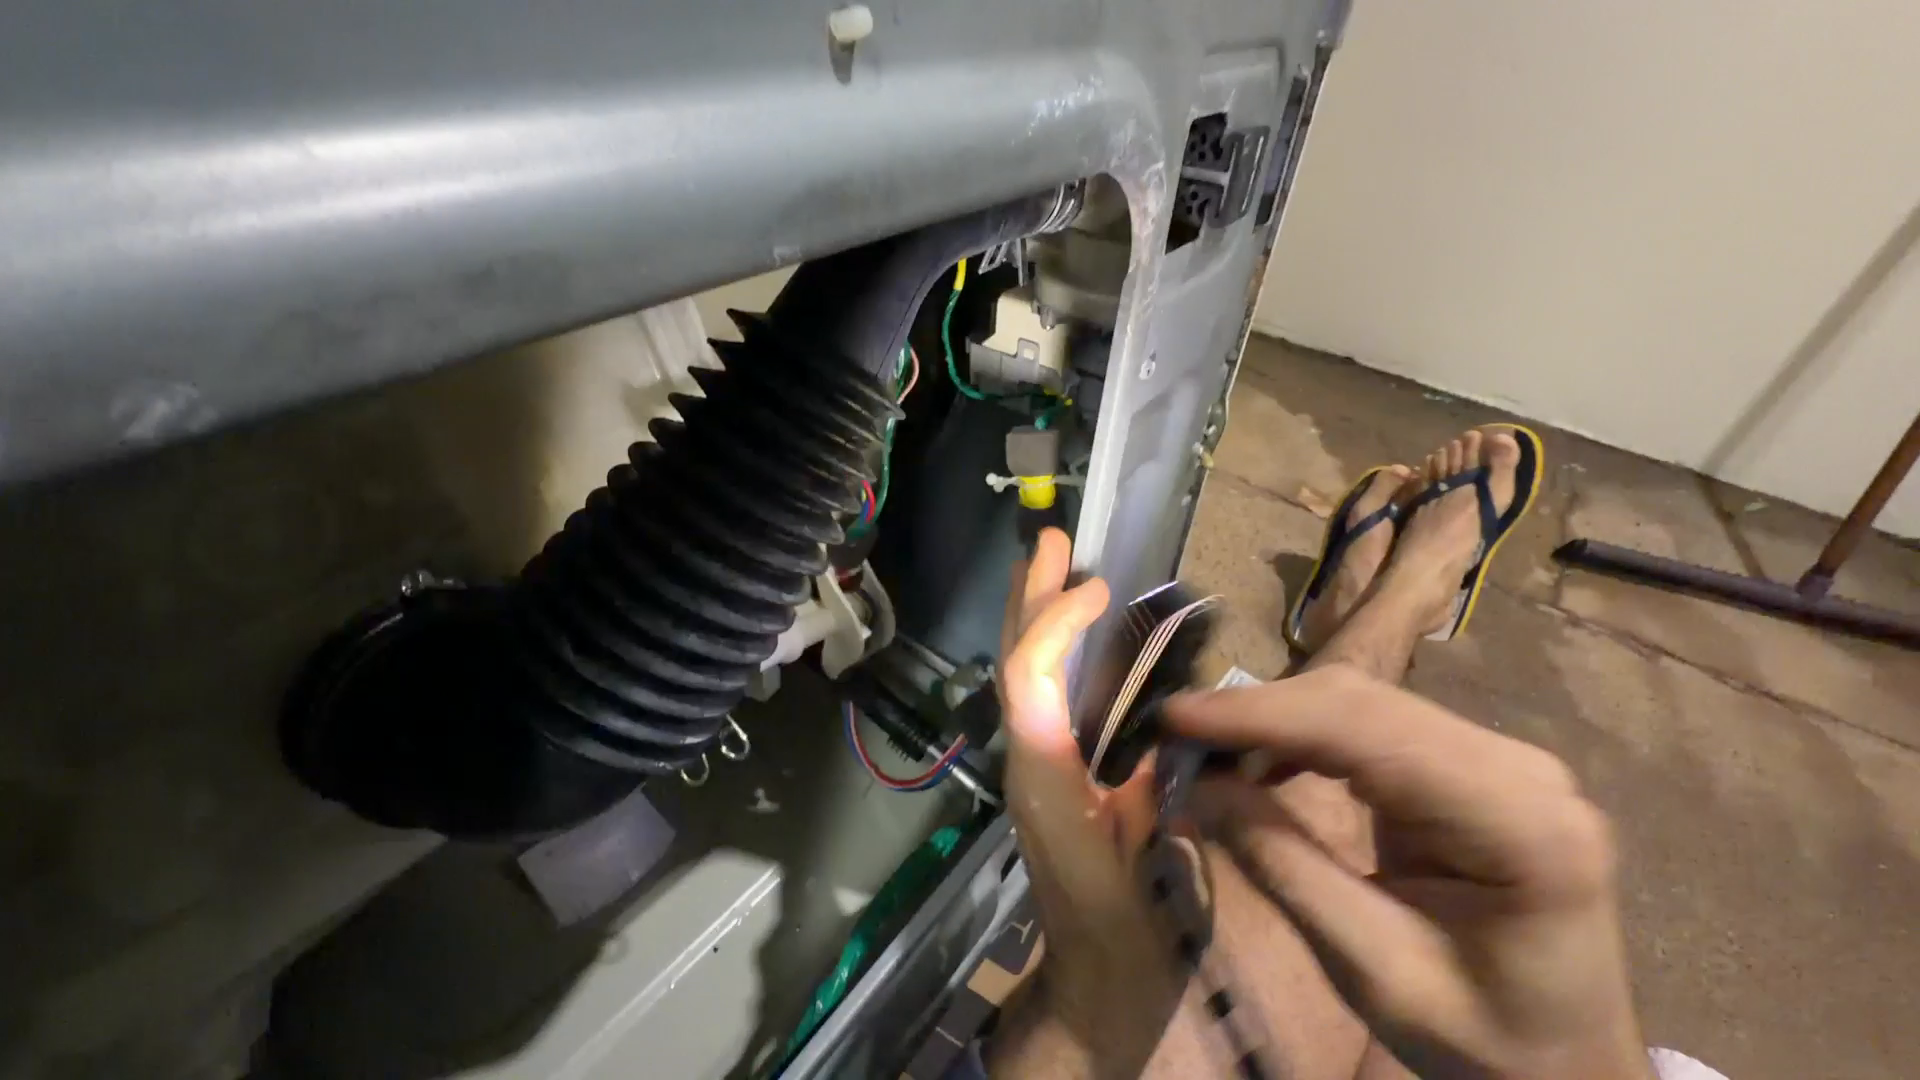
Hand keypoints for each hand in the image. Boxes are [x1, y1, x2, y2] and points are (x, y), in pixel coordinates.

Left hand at [987, 528, 1182, 1076]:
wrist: (1095, 976)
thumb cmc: (1127, 926)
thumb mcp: (1150, 852)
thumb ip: (1153, 782)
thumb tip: (1173, 717)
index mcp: (1044, 775)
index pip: (1028, 680)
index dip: (1055, 624)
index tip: (1097, 587)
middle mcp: (1025, 758)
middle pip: (1013, 661)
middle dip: (1029, 596)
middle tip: (1052, 540)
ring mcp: (1031, 762)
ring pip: (1021, 672)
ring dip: (1037, 615)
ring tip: (1058, 565)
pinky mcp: (1045, 769)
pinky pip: (1044, 693)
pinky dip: (1057, 651)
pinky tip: (1082, 636)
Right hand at [1170, 665, 1650, 1079]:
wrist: (1562, 1064)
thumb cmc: (1480, 1040)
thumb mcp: (1372, 969)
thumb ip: (1284, 867)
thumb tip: (1195, 783)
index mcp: (1519, 823)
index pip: (1366, 733)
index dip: (1260, 715)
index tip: (1172, 717)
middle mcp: (1518, 767)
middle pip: (1361, 702)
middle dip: (1256, 713)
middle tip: (1173, 739)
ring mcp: (1498, 757)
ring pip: (1359, 702)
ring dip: (1273, 719)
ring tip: (1205, 752)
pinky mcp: (1468, 762)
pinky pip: (1369, 723)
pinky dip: (1301, 734)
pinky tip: (1262, 762)